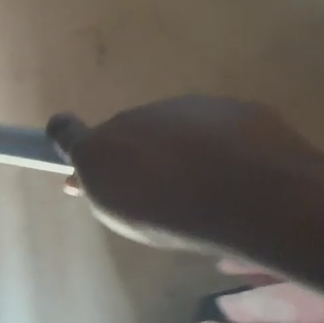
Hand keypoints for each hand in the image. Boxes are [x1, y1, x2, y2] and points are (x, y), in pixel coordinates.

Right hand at [45, 96, 323, 251]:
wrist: (259, 198)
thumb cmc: (173, 216)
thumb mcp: (119, 214)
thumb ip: (99, 190)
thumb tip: (82, 177)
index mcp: (97, 147)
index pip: (64, 130)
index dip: (67, 139)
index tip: (78, 154)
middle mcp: (132, 118)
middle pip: (124, 131)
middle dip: (132, 152)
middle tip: (152, 185)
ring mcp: (184, 108)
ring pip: (169, 126)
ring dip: (175, 146)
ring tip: (204, 182)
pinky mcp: (233, 106)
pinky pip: (215, 124)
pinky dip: (218, 142)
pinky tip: (238, 170)